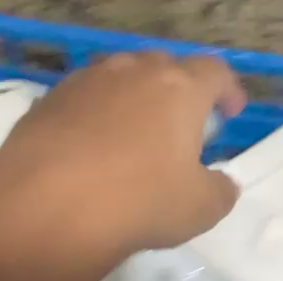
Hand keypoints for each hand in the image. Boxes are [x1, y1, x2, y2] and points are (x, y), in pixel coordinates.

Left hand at [0, 51, 246, 261]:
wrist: (53, 206)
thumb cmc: (144, 202)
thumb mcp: (202, 209)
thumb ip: (221, 190)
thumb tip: (222, 182)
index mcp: (179, 90)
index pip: (214, 73)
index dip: (228, 90)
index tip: (231, 112)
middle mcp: (133, 71)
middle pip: (166, 69)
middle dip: (180, 93)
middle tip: (183, 130)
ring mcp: (87, 81)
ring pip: (122, 81)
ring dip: (136, 104)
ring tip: (138, 142)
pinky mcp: (51, 100)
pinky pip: (87, 102)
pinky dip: (100, 120)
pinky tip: (97, 154)